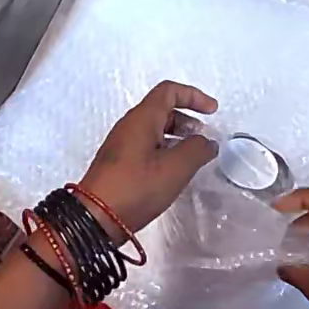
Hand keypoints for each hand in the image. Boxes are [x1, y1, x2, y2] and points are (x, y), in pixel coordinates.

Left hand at [78, 81, 218, 237]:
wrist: (95, 217)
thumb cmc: (137, 187)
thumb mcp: (175, 168)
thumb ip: (197, 150)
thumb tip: (208, 142)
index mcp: (142, 119)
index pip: (169, 91)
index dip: (194, 96)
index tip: (213, 112)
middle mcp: (129, 126)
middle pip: (162, 110)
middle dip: (187, 119)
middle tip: (203, 139)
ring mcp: (121, 145)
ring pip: (154, 130)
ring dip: (177, 137)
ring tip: (192, 158)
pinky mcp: (118, 163)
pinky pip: (146, 146)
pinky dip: (165, 150)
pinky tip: (173, 172)